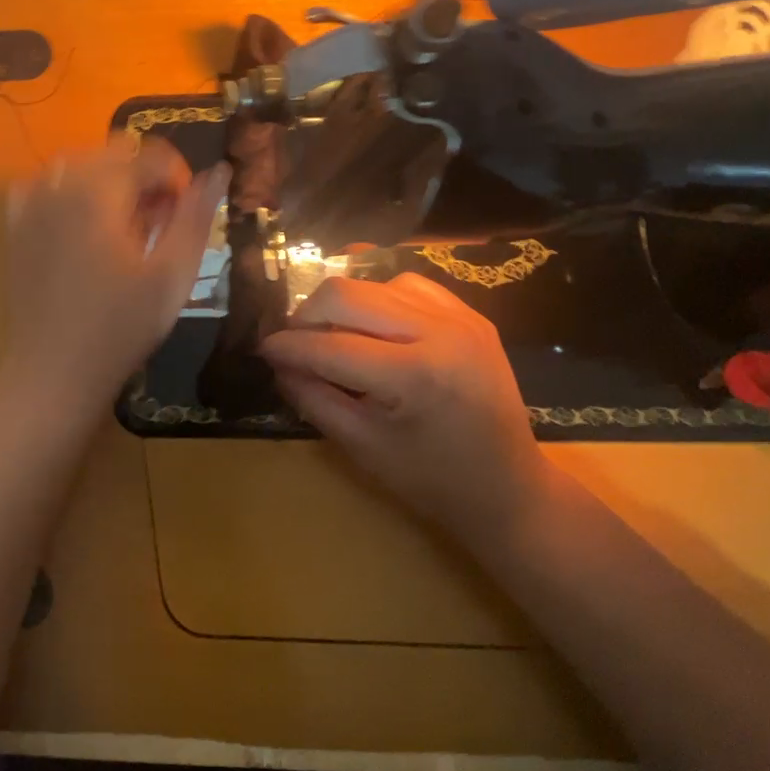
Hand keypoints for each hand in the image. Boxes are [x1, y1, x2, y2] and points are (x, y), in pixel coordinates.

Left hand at [3, 139, 227, 402]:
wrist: (53, 371)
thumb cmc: (120, 328)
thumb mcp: (171, 276)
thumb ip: (195, 217)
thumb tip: (219, 172)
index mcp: (100, 192)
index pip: (150, 156)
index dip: (177, 180)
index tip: (184, 216)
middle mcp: (60, 185)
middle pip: (113, 154)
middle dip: (142, 177)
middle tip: (158, 225)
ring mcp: (31, 204)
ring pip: (77, 165)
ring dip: (107, 181)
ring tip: (124, 226)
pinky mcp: (16, 227)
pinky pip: (42, 187)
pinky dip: (66, 192)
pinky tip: (81, 223)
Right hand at [259, 273, 558, 541]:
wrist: (508, 488)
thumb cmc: (430, 479)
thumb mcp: (360, 446)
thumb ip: (312, 398)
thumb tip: (277, 363)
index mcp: (413, 377)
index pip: (328, 345)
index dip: (286, 346)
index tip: (261, 349)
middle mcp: (439, 334)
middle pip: (347, 293)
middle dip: (308, 314)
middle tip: (294, 341)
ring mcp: (461, 319)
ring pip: (375, 282)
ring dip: (344, 305)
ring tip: (334, 335)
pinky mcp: (471, 316)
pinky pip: (410, 286)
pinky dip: (380, 299)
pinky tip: (372, 325)